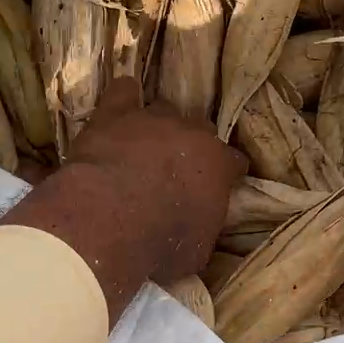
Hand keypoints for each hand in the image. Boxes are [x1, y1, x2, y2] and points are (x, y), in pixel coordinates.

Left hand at [0, 79, 245, 318]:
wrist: (109, 219)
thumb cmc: (159, 243)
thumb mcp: (196, 250)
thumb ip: (203, 228)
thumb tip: (199, 226)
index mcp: (219, 165)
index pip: (234, 162)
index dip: (226, 173)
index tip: (218, 186)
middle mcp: (193, 133)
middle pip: (202, 129)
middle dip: (193, 146)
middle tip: (177, 169)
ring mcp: (154, 118)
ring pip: (166, 109)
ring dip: (159, 126)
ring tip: (144, 145)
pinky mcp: (115, 112)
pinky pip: (123, 92)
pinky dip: (123, 99)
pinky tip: (119, 108)